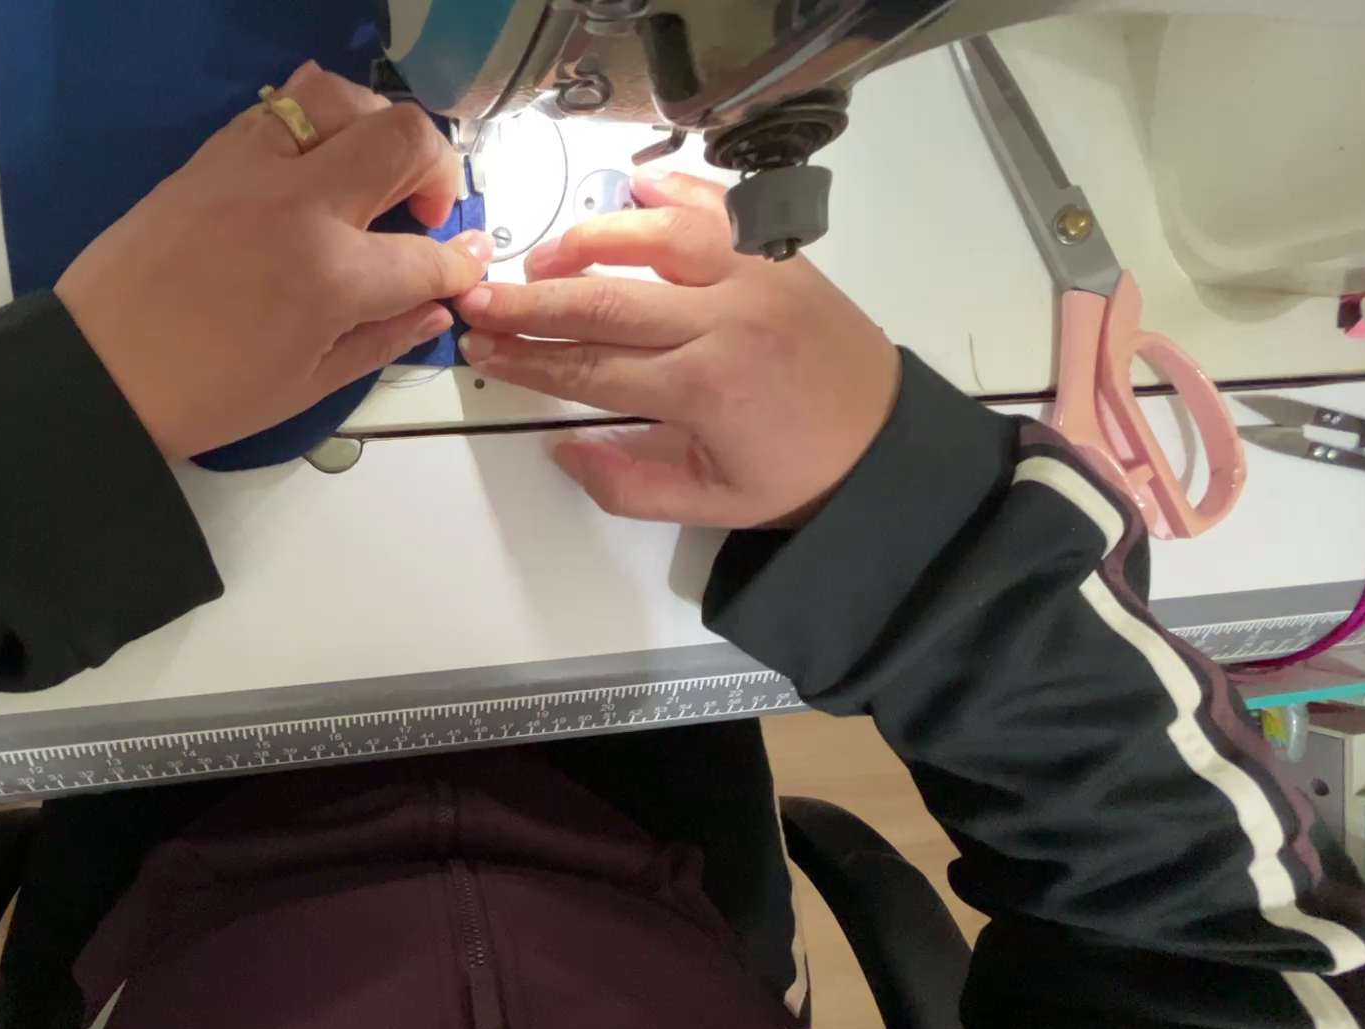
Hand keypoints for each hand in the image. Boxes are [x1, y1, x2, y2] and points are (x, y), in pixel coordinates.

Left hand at [55, 62, 492, 459]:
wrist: (101, 369)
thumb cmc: (210, 395)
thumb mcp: (310, 386)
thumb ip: (383, 340)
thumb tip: (434, 311)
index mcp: (333, 277)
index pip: (427, 257)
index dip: (461, 266)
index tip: (467, 269)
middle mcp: (303, 203)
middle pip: (404, 140)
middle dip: (439, 171)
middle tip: (426, 212)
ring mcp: (254, 166)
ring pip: (345, 97)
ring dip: (381, 127)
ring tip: (376, 173)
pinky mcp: (213, 152)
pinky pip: (284, 106)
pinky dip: (321, 122)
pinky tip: (320, 164)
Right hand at [454, 170, 899, 527]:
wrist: (885, 444)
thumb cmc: (791, 478)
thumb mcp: (705, 505)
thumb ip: (625, 484)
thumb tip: (559, 446)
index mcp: (702, 389)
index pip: (589, 368)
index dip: (527, 359)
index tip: (481, 348)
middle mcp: (724, 320)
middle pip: (605, 299)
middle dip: (531, 301)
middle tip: (479, 298)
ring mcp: (755, 276)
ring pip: (655, 238)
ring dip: (587, 240)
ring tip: (540, 258)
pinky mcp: (779, 254)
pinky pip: (718, 207)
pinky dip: (671, 190)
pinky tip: (629, 186)